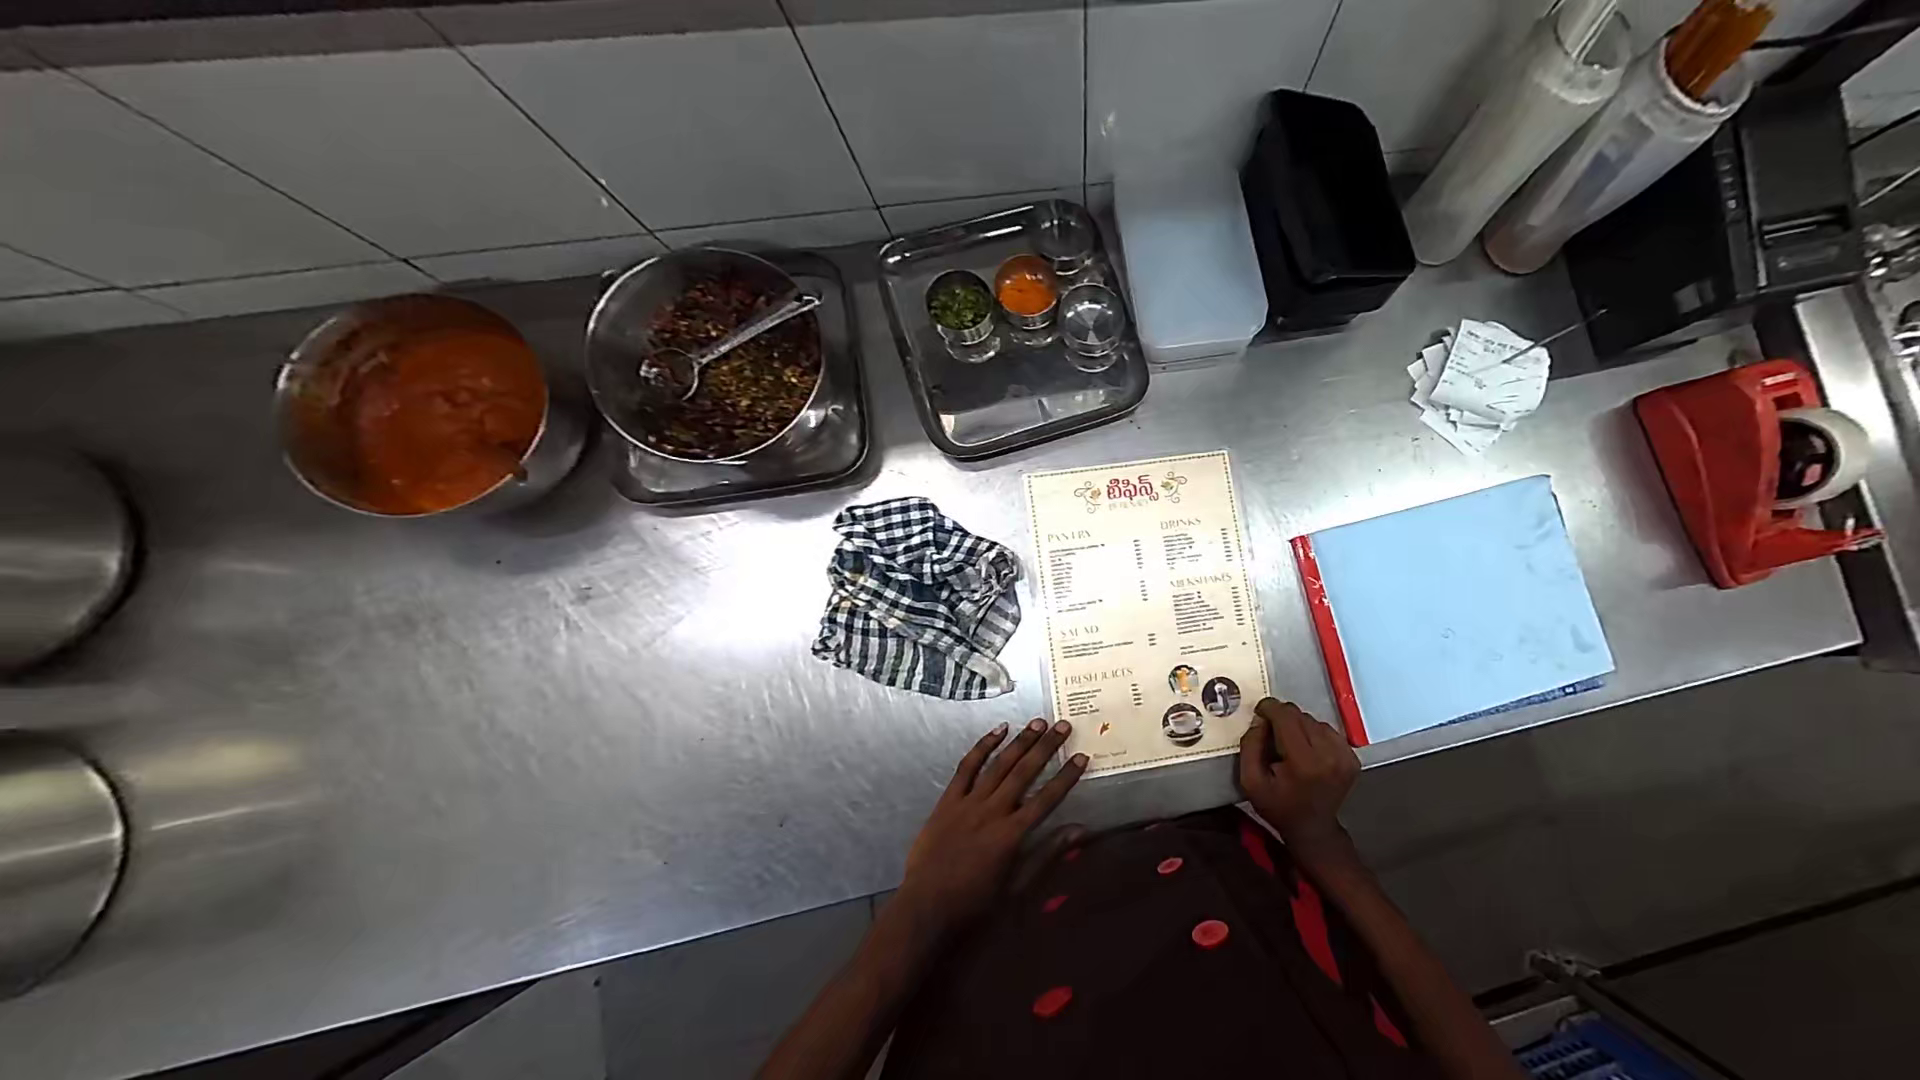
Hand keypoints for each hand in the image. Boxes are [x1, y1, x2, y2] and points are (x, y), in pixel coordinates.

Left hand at [896, 718, 1087, 936]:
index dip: (1066, 777)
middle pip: (1024, 773)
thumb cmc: (976, 904)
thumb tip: (1079, 830)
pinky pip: (967, 767)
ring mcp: (968, 802)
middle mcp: (992, 811)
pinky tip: (997, 731)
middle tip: (1062, 725)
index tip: (1081, 756)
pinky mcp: (948, 799)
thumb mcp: (1018, 888)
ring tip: (1037, 723)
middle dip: (1045, 748)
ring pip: (999, 765)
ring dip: (1019, 742)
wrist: (927, 906)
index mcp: (1012, 835)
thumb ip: (1047, 855)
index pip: (1046, 799)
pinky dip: (982, 747)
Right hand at [1237, 698, 1359, 859]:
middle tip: (1271, 733)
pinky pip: (1328, 731)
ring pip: (1314, 721)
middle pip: (1301, 716)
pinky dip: (1314, 733)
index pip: (1286, 717)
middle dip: (1282, 718)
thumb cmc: (1277, 806)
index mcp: (1303, 762)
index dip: (1269, 708)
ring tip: (1289, 743)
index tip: (1260, 712)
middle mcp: (1329, 756)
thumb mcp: (1250, 780)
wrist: (1313, 829)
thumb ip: (1250, 745)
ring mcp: (1345, 757)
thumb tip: (1261, 719)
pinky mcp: (1352, 759)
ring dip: (1298, 725)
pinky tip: (1306, 748)